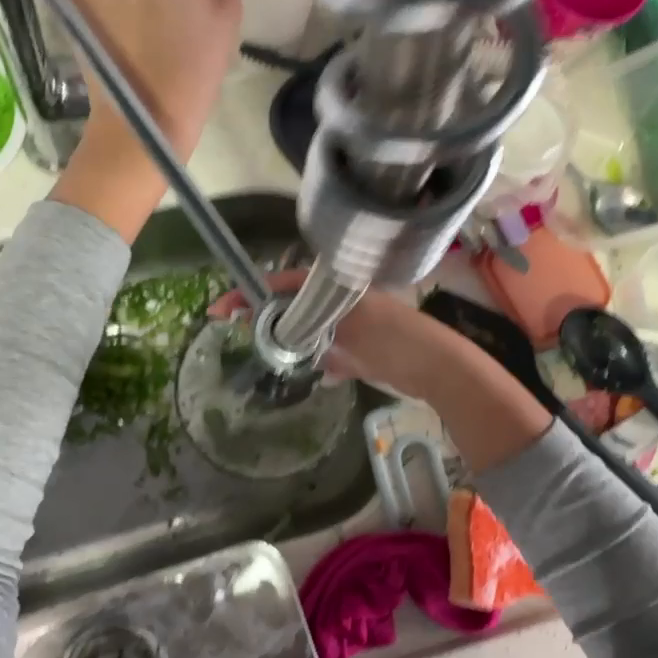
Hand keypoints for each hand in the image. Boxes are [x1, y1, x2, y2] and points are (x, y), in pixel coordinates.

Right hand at [213, 271, 556, 470]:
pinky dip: (315, 358)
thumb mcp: (346, 333)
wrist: (436, 368)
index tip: (222, 309)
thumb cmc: (393, 342)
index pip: (282, 284)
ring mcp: (351, 323)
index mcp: (336, 287)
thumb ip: (312, 332)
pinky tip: (311, 373)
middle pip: (292, 305)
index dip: (250, 294)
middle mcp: (341, 300)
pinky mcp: (360, 347)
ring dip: (289, 340)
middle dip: (265, 317)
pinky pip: (326, 349)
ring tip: (266, 353)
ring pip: (307, 328)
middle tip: (237, 330)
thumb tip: (280, 337)